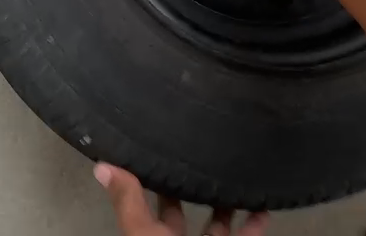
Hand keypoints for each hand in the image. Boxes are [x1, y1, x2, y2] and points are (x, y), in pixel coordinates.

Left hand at [95, 163, 266, 235]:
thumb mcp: (144, 235)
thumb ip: (129, 204)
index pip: (152, 200)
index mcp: (153, 235)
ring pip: (217, 222)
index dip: (156, 173)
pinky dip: (254, 224)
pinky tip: (263, 206)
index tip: (165, 140)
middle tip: (204, 148)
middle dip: (192, 183)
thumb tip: (102, 166)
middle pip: (184, 209)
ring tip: (236, 169)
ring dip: (227, 200)